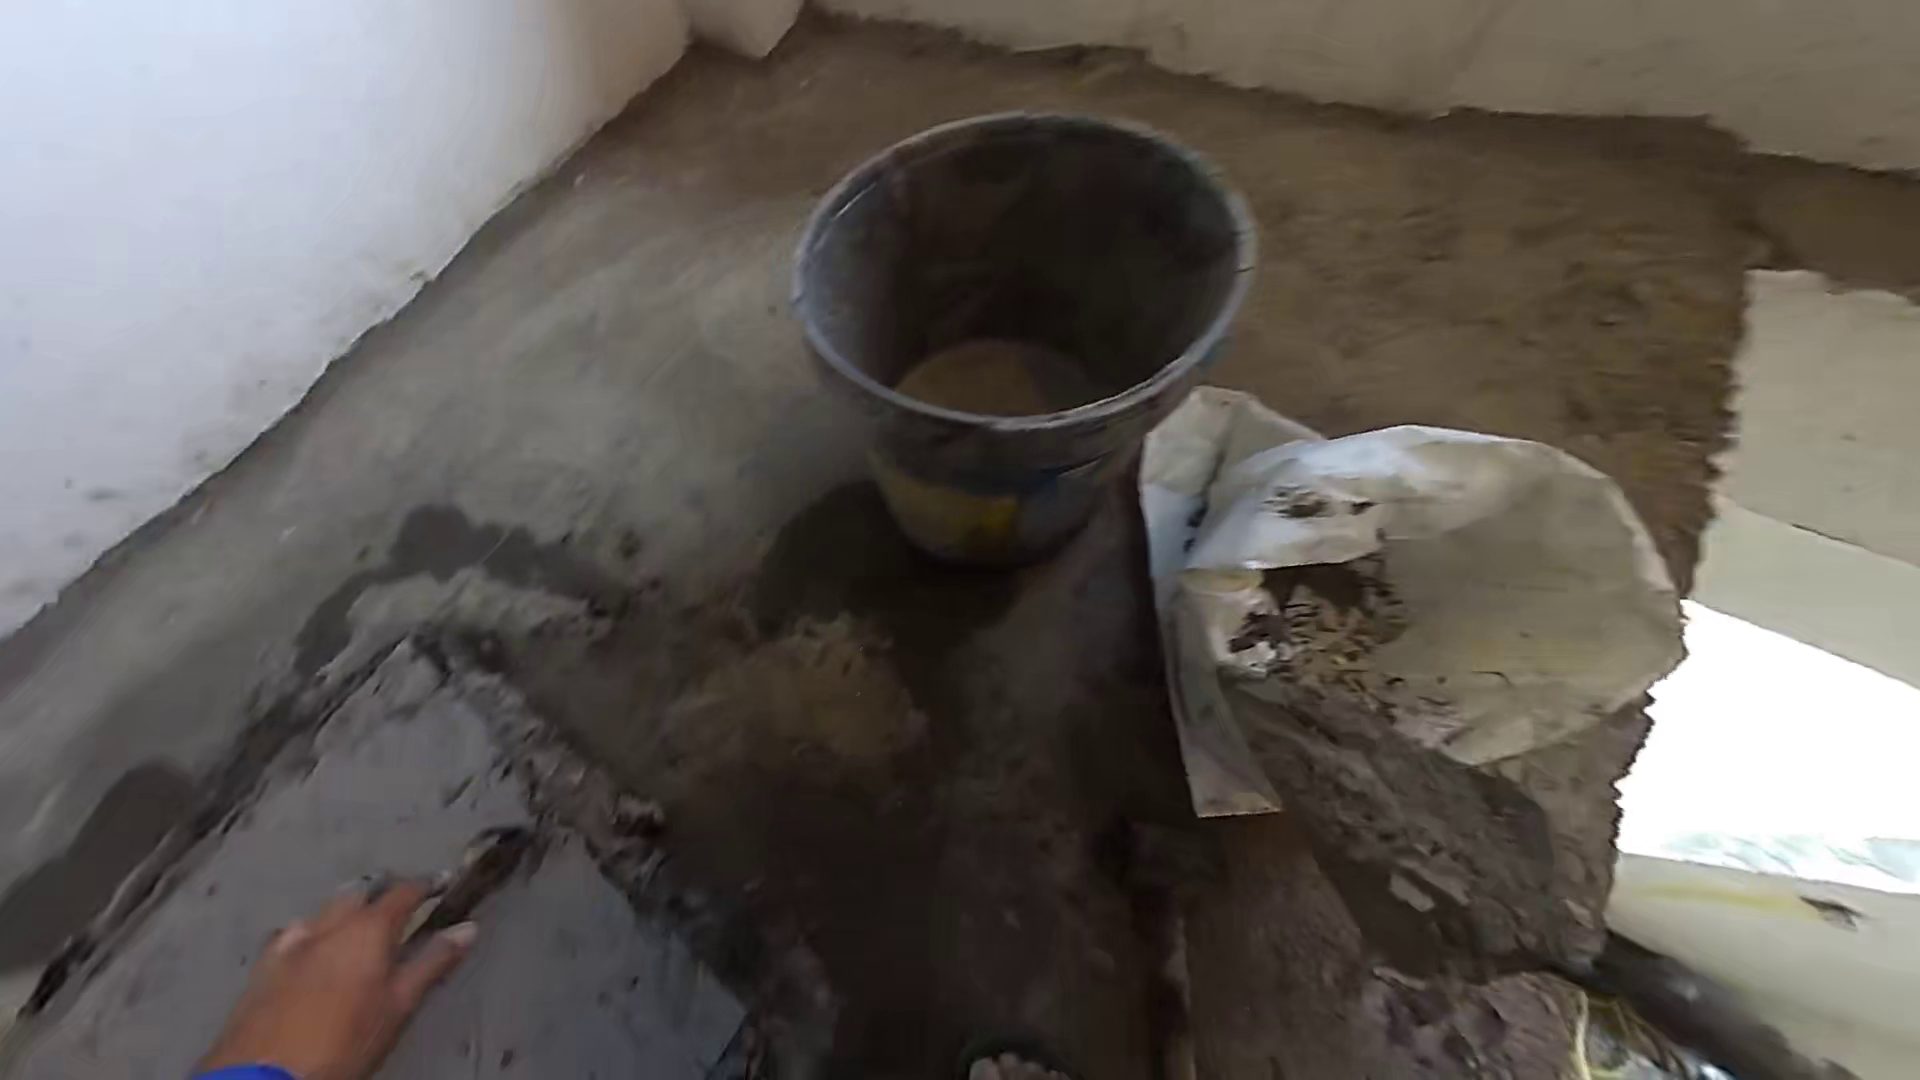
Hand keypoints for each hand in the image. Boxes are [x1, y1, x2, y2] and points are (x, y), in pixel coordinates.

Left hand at [197, 881, 475, 1079]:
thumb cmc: (345, 1040)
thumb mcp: (400, 1004)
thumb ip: (434, 961)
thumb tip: (468, 927)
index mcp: (369, 928)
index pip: (406, 891)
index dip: (429, 883)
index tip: (445, 882)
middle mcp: (329, 929)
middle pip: (357, 892)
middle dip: (380, 889)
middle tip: (397, 900)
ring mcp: (287, 953)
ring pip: (318, 914)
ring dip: (339, 912)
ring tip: (352, 922)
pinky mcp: (256, 980)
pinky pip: (285, 942)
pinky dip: (305, 937)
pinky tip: (308, 952)